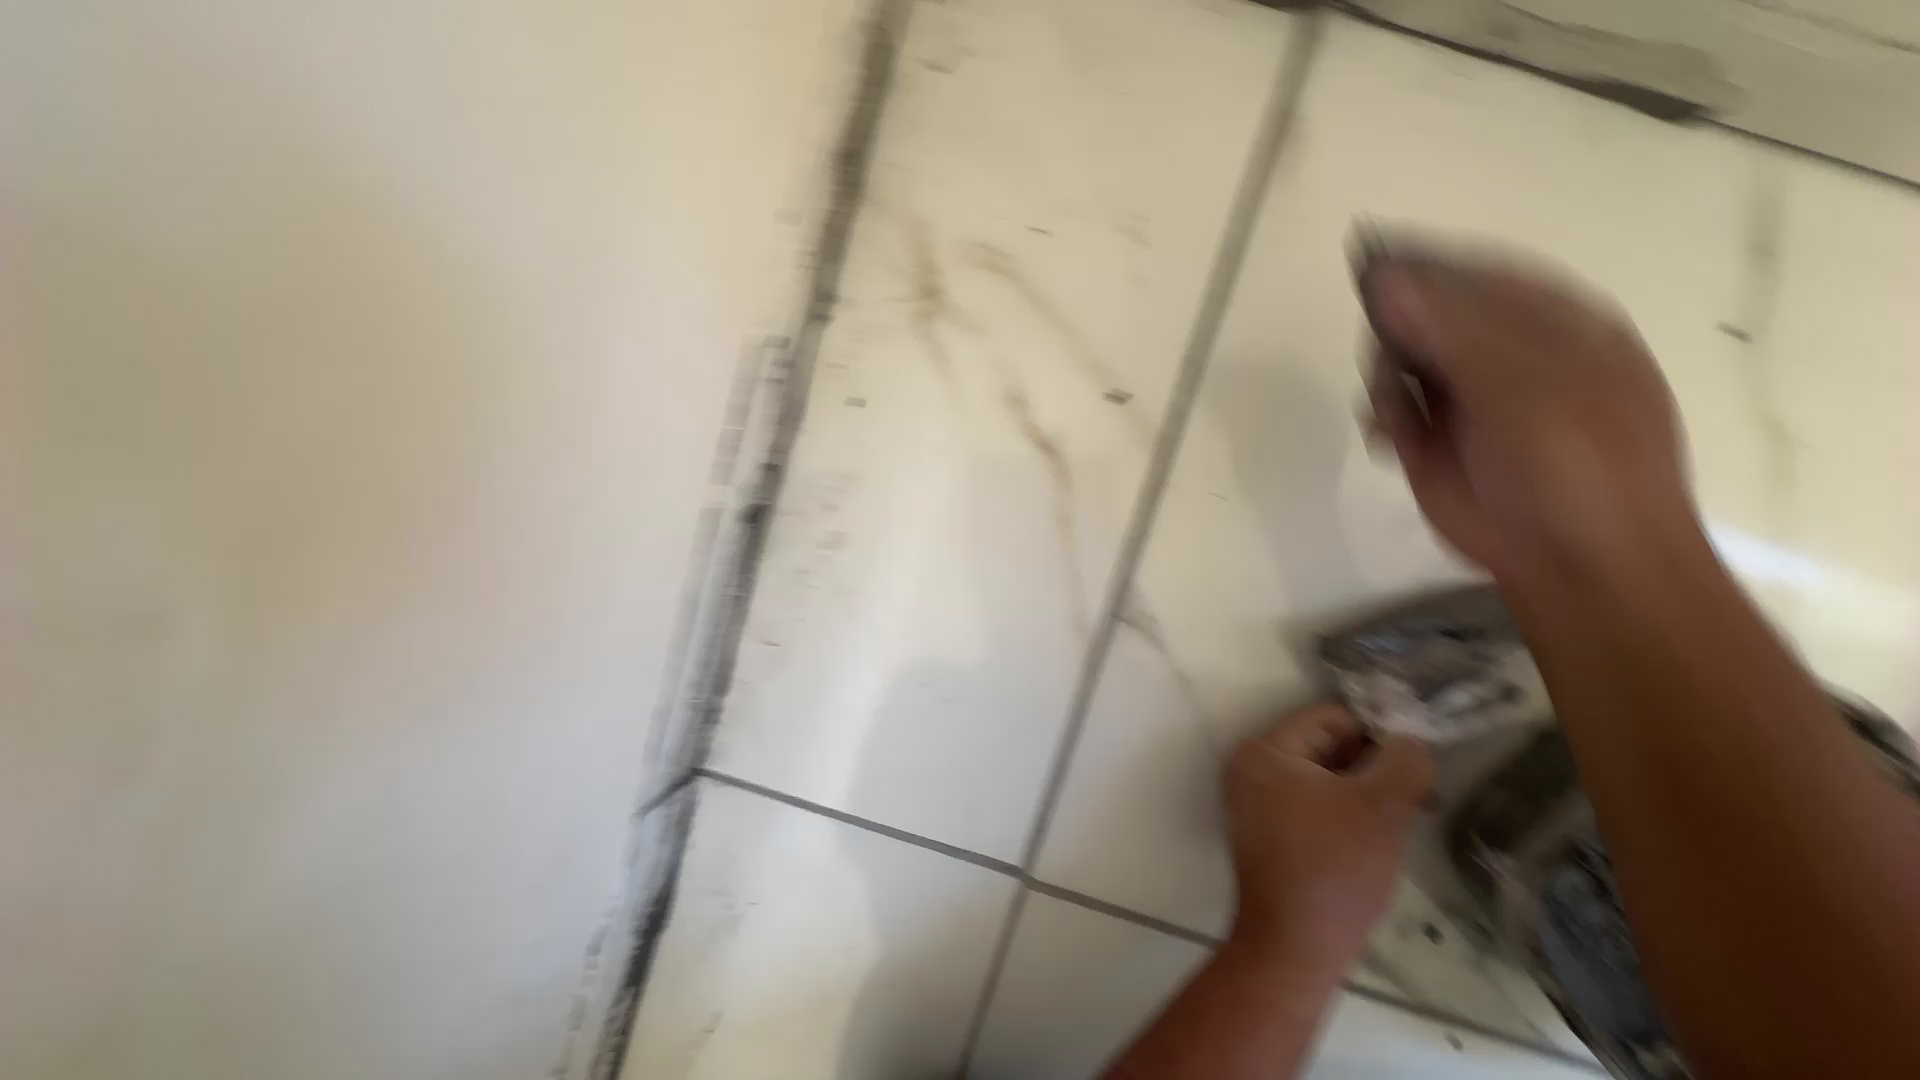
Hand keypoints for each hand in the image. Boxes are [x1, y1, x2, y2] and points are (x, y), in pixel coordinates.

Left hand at [1224, 704, 1432, 974]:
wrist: (1295, 944)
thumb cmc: (1333, 867)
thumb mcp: (1379, 806)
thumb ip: (1402, 761)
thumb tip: (1410, 739)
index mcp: (1264, 751)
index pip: (1330, 717)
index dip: (1379, 730)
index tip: (1418, 757)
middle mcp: (1250, 769)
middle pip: (1325, 745)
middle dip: (1374, 762)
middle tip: (1422, 787)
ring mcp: (1255, 803)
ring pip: (1324, 778)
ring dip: (1366, 789)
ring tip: (1411, 809)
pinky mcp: (1269, 833)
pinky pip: (1314, 805)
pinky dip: (1348, 811)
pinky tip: (1382, 832)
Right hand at [1361, 252, 1701, 582]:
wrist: (1576, 564)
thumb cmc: (1574, 466)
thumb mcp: (1524, 386)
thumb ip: (1453, 329)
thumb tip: (1385, 277)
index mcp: (1550, 324)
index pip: (1476, 274)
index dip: (1426, 267)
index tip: (1372, 266)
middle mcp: (1504, 354)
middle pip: (1428, 315)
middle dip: (1400, 333)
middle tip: (1394, 359)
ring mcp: (1466, 400)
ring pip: (1401, 361)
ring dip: (1389, 379)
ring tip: (1400, 414)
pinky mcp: (1432, 443)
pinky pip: (1391, 408)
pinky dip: (1383, 416)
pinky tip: (1390, 437)